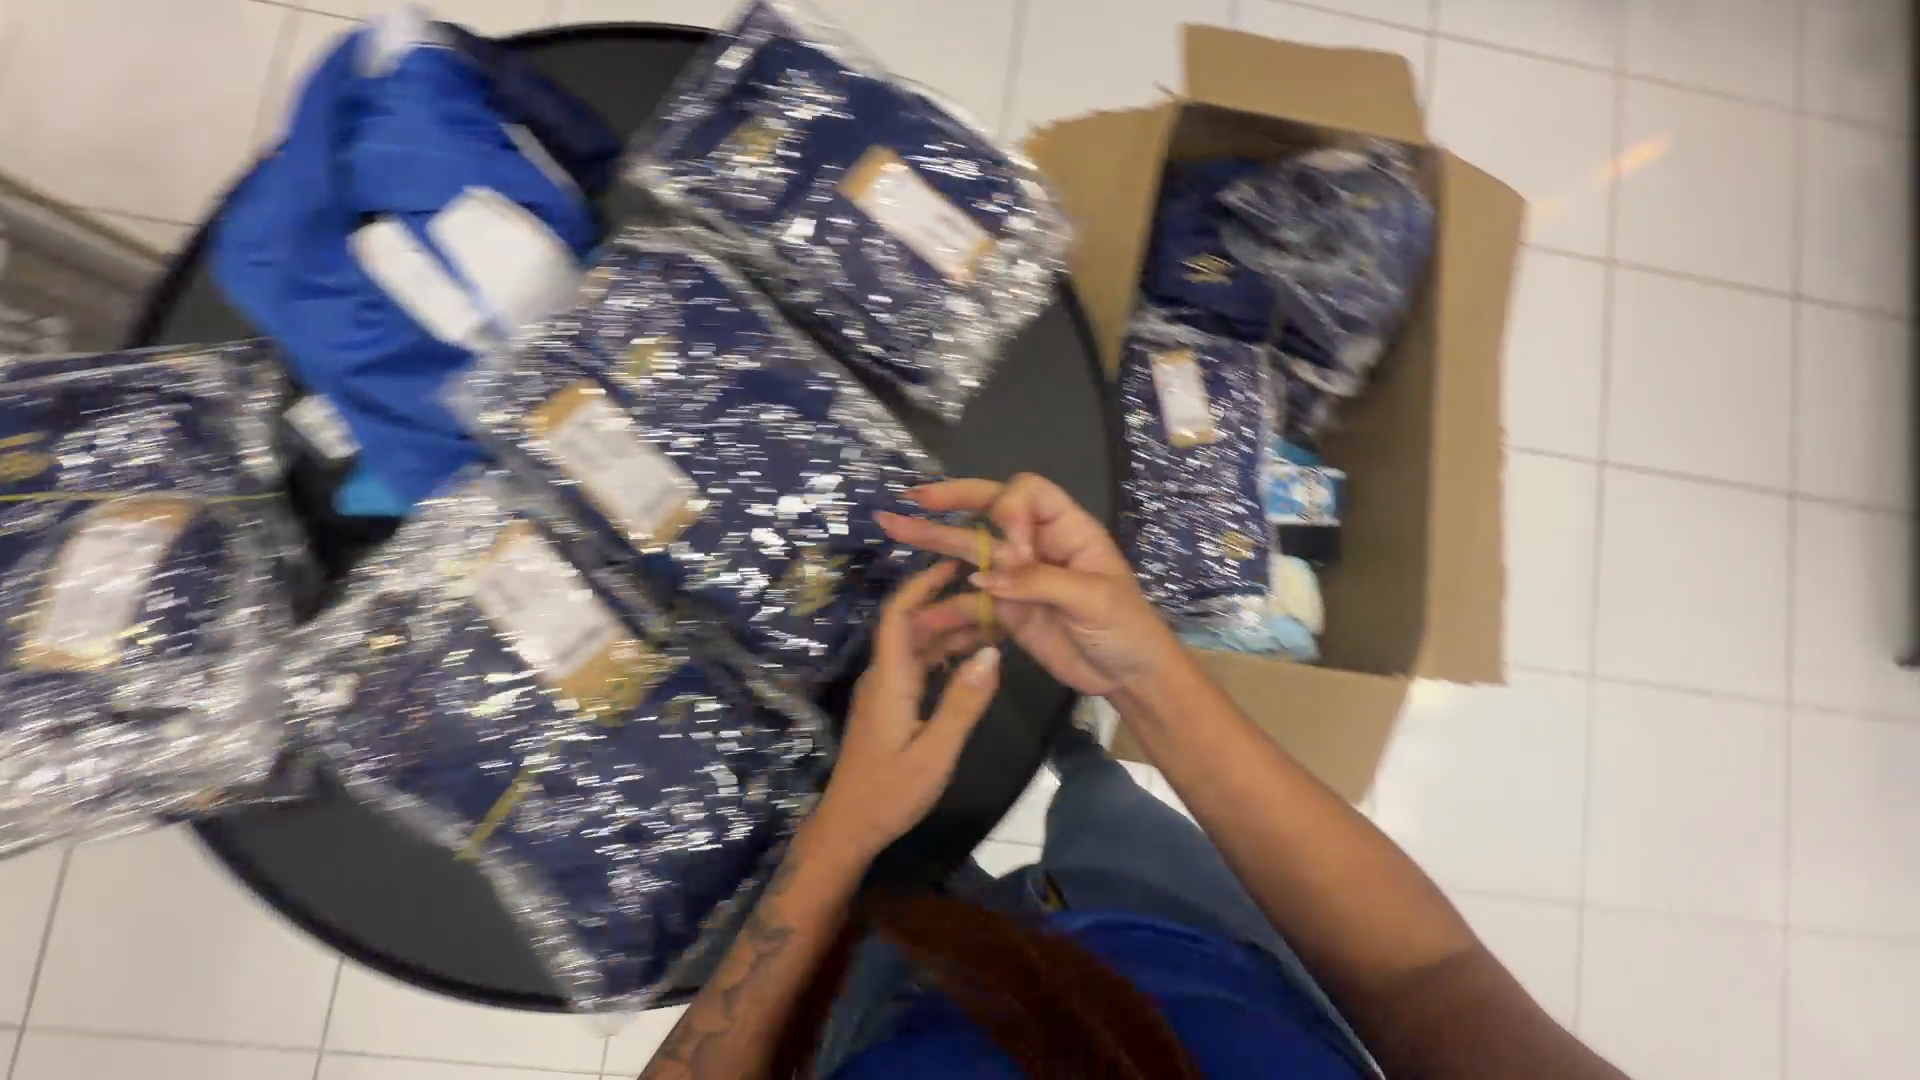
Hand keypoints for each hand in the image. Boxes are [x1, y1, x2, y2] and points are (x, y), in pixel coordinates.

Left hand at [809, 561, 1001, 861]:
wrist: (849, 827)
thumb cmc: (890, 793)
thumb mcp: (936, 752)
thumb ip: (964, 702)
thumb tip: (993, 651)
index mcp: (890, 679)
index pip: (901, 614)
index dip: (923, 582)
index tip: (956, 563)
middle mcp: (884, 676)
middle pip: (913, 626)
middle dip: (950, 606)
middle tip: (994, 599)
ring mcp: (884, 691)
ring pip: (917, 646)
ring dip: (950, 631)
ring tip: (992, 623)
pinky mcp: (889, 706)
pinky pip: (917, 666)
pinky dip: (944, 655)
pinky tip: (972, 658)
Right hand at [875, 474, 1184, 697]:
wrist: (1128, 676)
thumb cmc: (1126, 627)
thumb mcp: (1092, 598)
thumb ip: (1037, 582)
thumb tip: (983, 576)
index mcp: (1066, 529)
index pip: (1027, 494)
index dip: (1011, 512)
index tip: (1018, 552)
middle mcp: (1036, 546)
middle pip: (989, 510)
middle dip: (952, 502)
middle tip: (913, 499)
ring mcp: (1018, 577)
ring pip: (971, 551)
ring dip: (933, 540)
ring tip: (892, 527)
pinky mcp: (1007, 610)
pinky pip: (971, 601)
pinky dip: (945, 606)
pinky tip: (918, 611)